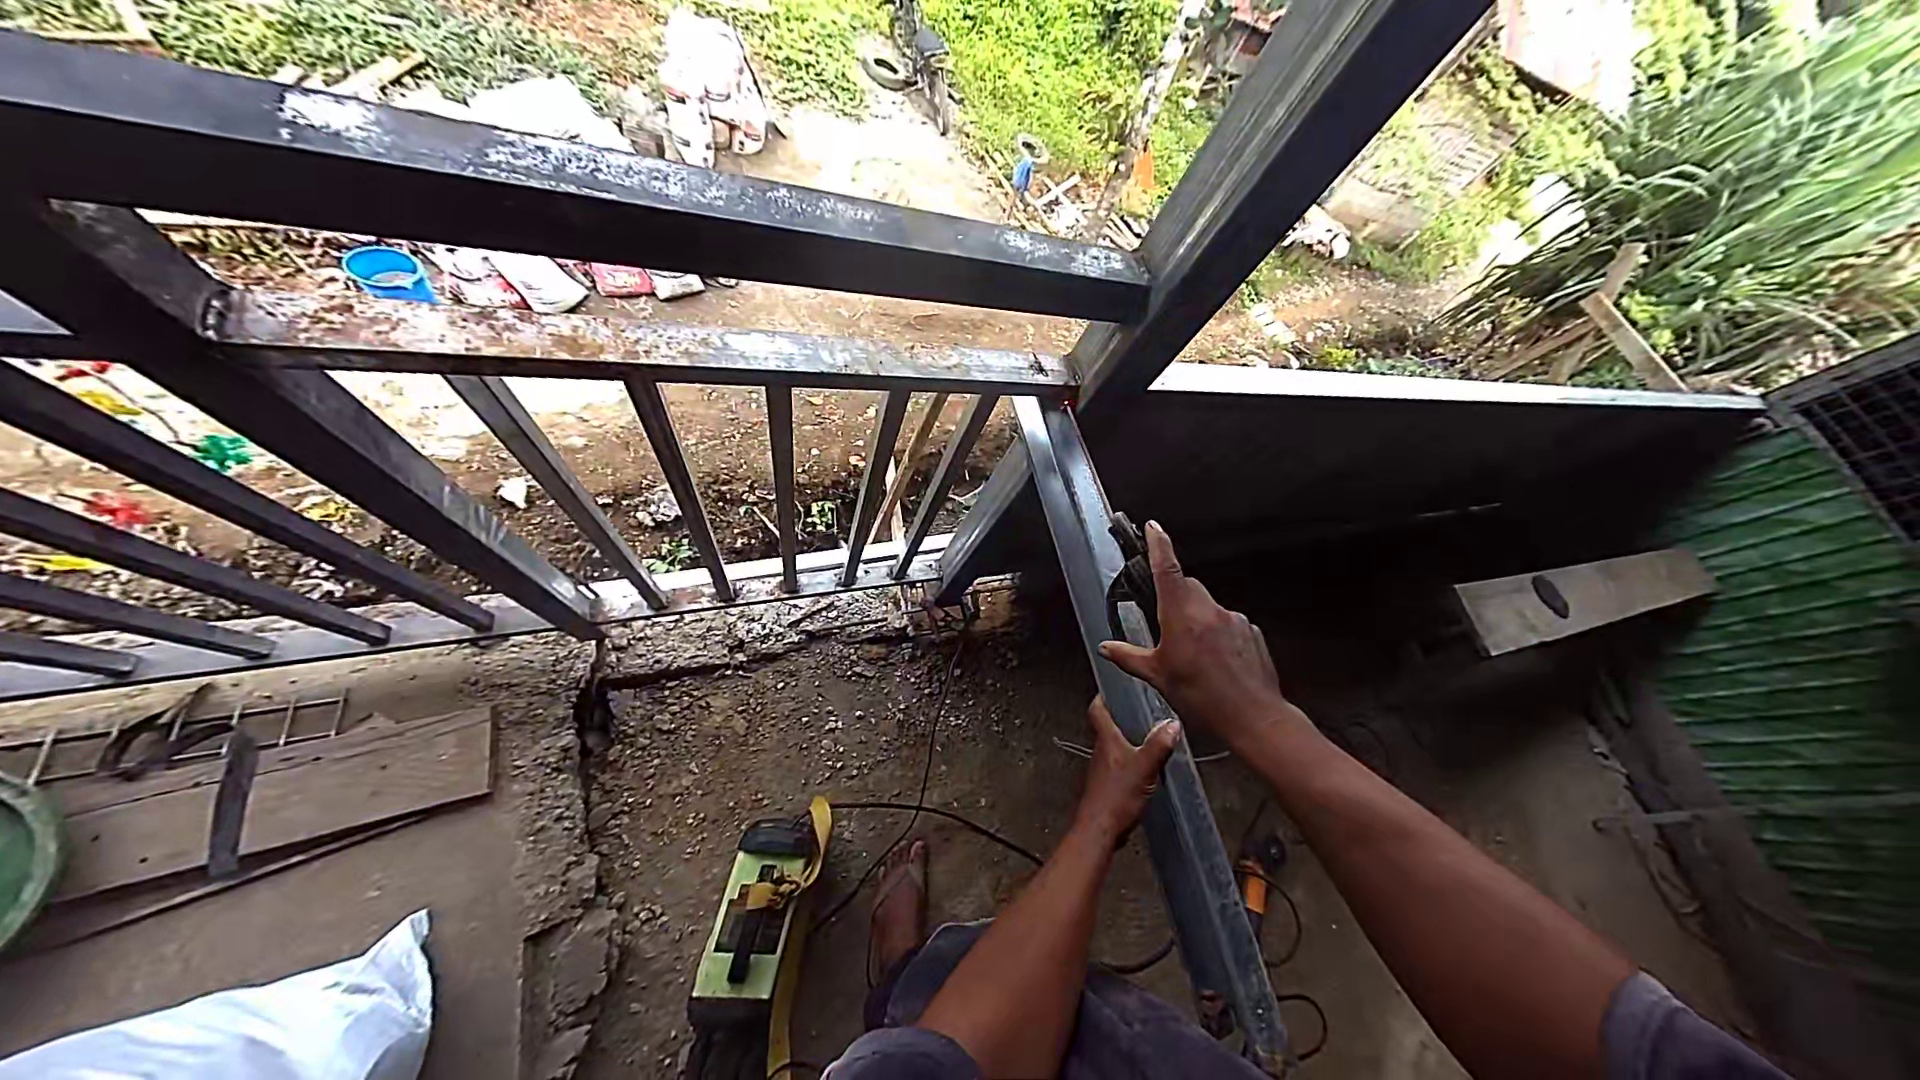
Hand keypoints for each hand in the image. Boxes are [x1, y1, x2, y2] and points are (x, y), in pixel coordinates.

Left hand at [1073, 696, 1179, 842]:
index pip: (1097, 710)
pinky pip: (1119, 766)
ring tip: (1147, 737)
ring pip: (1113, 746)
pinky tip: (1145, 769)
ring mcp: (1103, 769)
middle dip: (1120, 718)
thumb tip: (1171, 725)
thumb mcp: (1144, 767)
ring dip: (1127, 740)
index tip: (1112, 688)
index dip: (1103, 697)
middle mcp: (1102, 751)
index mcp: (1106, 740)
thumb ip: (1158, 745)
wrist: (1100, 829)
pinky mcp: (1109, 785)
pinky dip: (1131, 762)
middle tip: (1138, 711)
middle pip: (1106, 726)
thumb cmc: (1115, 798)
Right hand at [1098, 521, 1305, 752]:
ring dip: (1196, 619)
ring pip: (1207, 606)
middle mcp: (1210, 610)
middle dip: (1174, 597)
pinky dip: (1217, 634)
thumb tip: (1108, 647)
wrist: (1253, 718)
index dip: (1158, 545)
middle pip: (1187, 587)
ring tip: (1192, 655)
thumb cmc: (1205, 699)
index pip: (1167, 569)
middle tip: (1165, 625)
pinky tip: (1213, 662)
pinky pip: (1227, 623)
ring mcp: (1234, 620)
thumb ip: (1129, 657)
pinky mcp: (1251, 632)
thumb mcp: (1158, 676)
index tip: (1153, 528)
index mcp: (1182, 615)